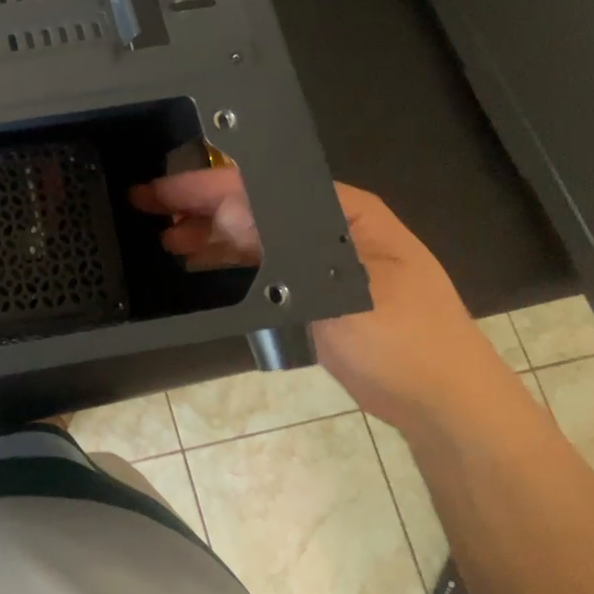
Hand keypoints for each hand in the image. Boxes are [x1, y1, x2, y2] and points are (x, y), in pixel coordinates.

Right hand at [130, 170, 514, 430]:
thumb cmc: (404, 343)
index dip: (207, 183)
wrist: (448, 410)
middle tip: (146, 208)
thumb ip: (285, 247)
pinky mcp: (317, 289)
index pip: (263, 184)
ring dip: (210, 233)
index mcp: (344, 210)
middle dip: (200, 205)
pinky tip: (198, 263)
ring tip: (164, 239)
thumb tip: (227, 207)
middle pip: (254, 203)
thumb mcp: (342, 289)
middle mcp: (331, 225)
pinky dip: (229, 260)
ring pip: (254, 233)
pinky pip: (263, 262)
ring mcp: (324, 257)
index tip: (160, 190)